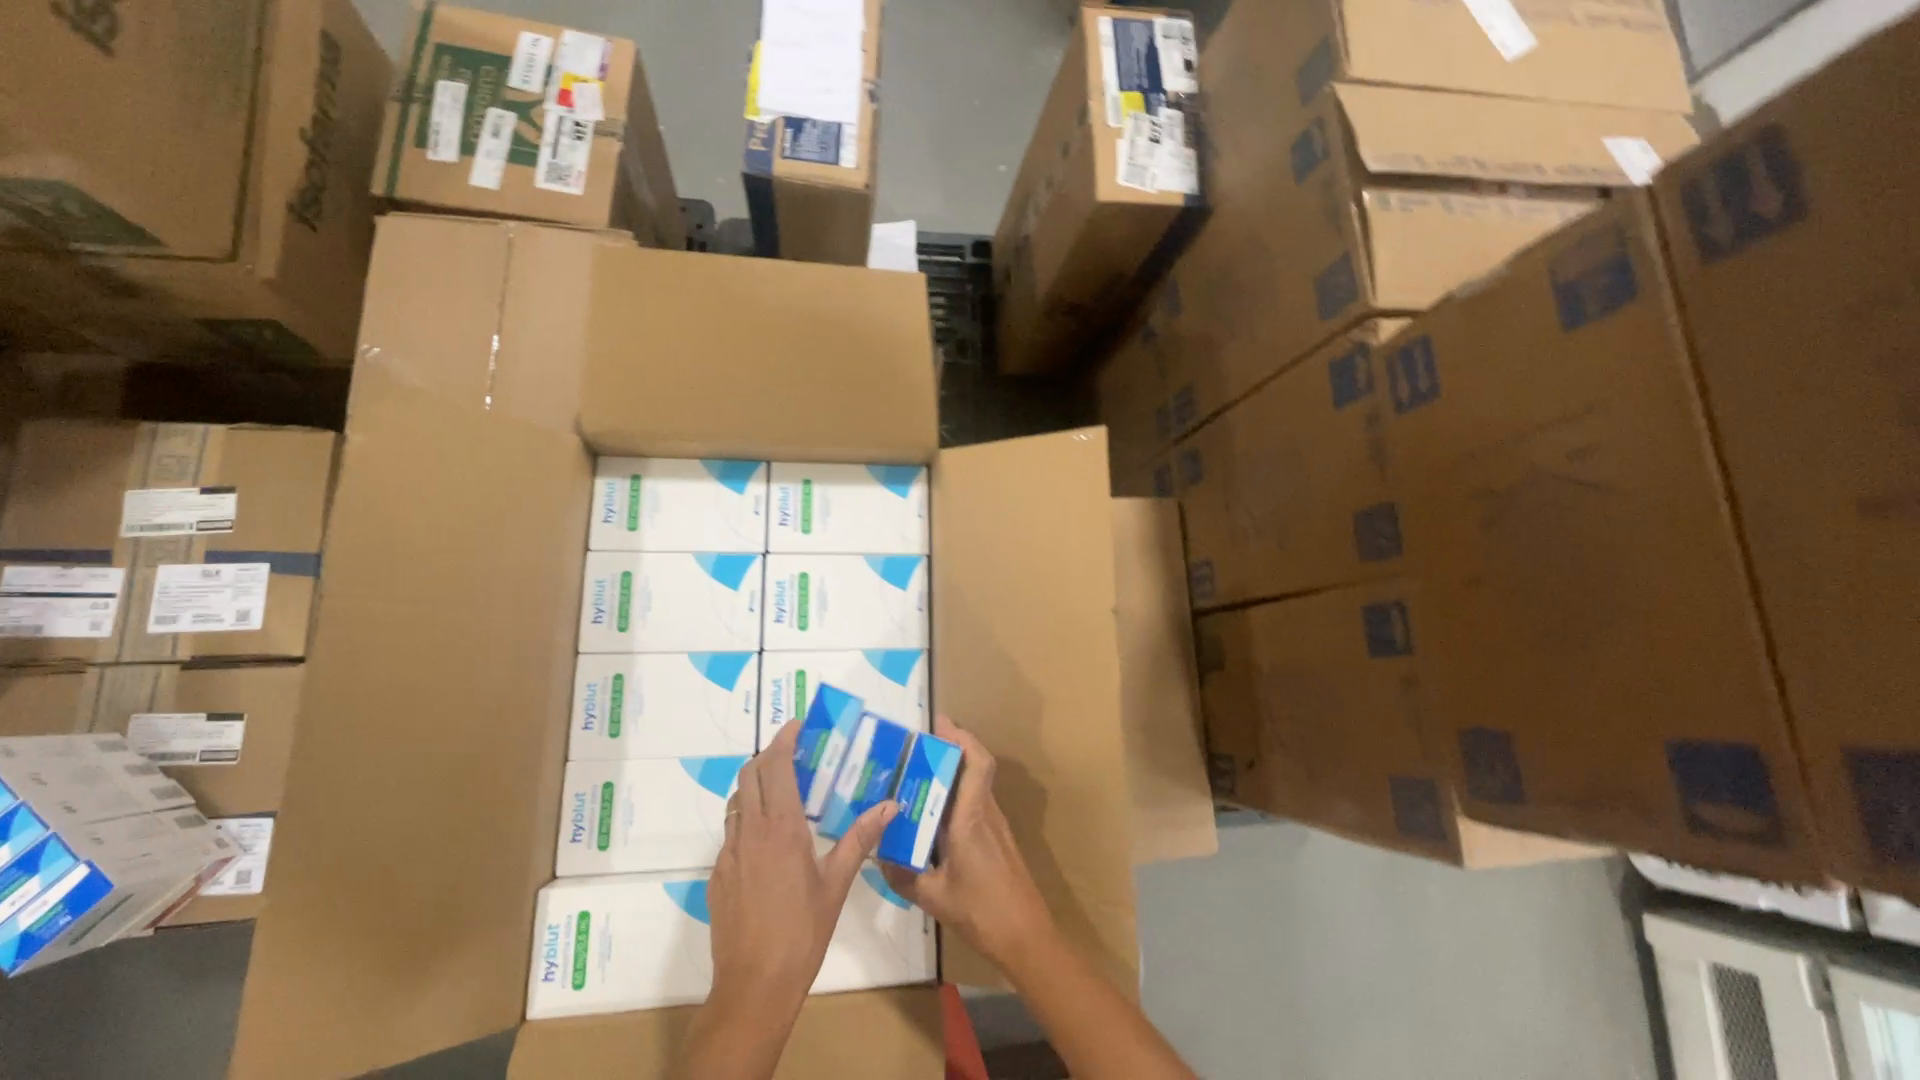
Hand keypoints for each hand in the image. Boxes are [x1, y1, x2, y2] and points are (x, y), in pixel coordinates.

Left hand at [706, 720, 896, 1006]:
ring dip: (755, 786)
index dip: (784, 740)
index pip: (776, 767)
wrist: (755, 984)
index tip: (798, 726)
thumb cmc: (803, 933)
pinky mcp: (718, 876)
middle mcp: (750, 832)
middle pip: (749, 775)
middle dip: (768, 756)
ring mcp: (729, 854)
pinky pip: (731, 834)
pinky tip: (768, 843)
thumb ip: (860, 839)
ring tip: (782, 792)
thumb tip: (890, 806)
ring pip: (737, 803)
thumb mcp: (836, 885)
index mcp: (782, 829)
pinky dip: (747, 820)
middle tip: (793, 753)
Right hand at [882, 716, 1053, 967]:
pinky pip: (975, 806)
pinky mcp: (997, 841)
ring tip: (917, 772)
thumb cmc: (982, 913)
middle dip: (950, 749)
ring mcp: (995, 828)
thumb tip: (875, 856)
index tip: (939, 723)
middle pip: (975, 768)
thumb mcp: (933, 897)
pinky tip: (933, 813)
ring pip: (975, 787)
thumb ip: (901, 875)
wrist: (1027, 938)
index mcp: (971, 820)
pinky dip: (956, 798)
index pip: (976, 764)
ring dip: (953, 773)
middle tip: (916, 744)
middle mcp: (986, 815)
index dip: (962, 738)